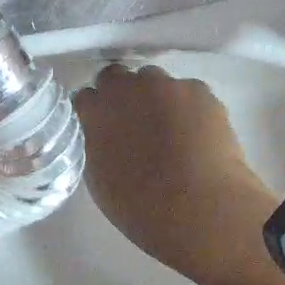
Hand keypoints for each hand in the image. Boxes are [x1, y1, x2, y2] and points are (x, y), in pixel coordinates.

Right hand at [72, 64, 280, 284]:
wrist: (201, 208)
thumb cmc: (142, 207)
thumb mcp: (100, 179)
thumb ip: (96, 147)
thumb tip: (103, 137)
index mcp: (95, 114)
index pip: (84, 97)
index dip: (93, 112)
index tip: (100, 127)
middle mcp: (125, 89)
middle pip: (115, 77)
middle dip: (120, 94)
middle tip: (133, 122)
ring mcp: (164, 85)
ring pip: (153, 80)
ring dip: (154, 97)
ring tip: (170, 129)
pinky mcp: (199, 90)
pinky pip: (187, 92)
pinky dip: (188, 107)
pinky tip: (197, 134)